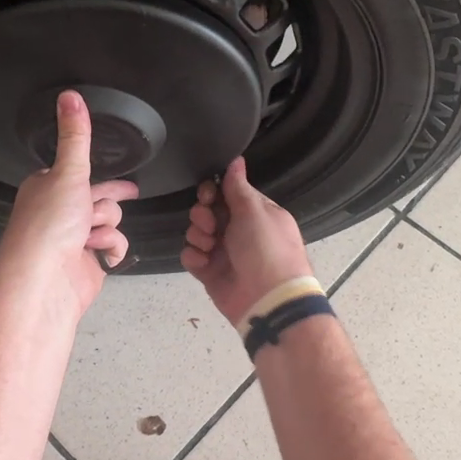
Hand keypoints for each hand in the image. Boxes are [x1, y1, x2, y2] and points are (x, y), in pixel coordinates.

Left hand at [0, 91, 139, 314]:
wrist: (44, 282)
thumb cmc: (47, 227)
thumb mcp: (67, 172)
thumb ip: (76, 136)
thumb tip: (70, 95)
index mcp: (47, 188)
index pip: (79, 173)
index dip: (99, 173)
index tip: (117, 172)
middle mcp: (58, 213)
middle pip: (99, 197)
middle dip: (108, 200)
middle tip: (133, 192)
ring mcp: (73, 240)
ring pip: (109, 221)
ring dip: (107, 226)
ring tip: (92, 234)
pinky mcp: (88, 263)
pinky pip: (113, 247)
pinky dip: (112, 249)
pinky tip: (102, 254)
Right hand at [181, 157, 313, 326]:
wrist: (269, 299)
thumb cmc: (267, 249)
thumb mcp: (254, 211)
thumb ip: (238, 186)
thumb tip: (236, 159)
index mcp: (254, 213)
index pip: (226, 194)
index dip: (212, 192)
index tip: (208, 196)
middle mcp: (238, 231)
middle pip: (207, 211)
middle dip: (202, 215)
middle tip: (210, 225)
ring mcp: (223, 253)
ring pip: (196, 233)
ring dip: (198, 236)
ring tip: (209, 246)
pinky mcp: (210, 273)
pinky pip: (191, 256)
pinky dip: (194, 257)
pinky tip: (204, 262)